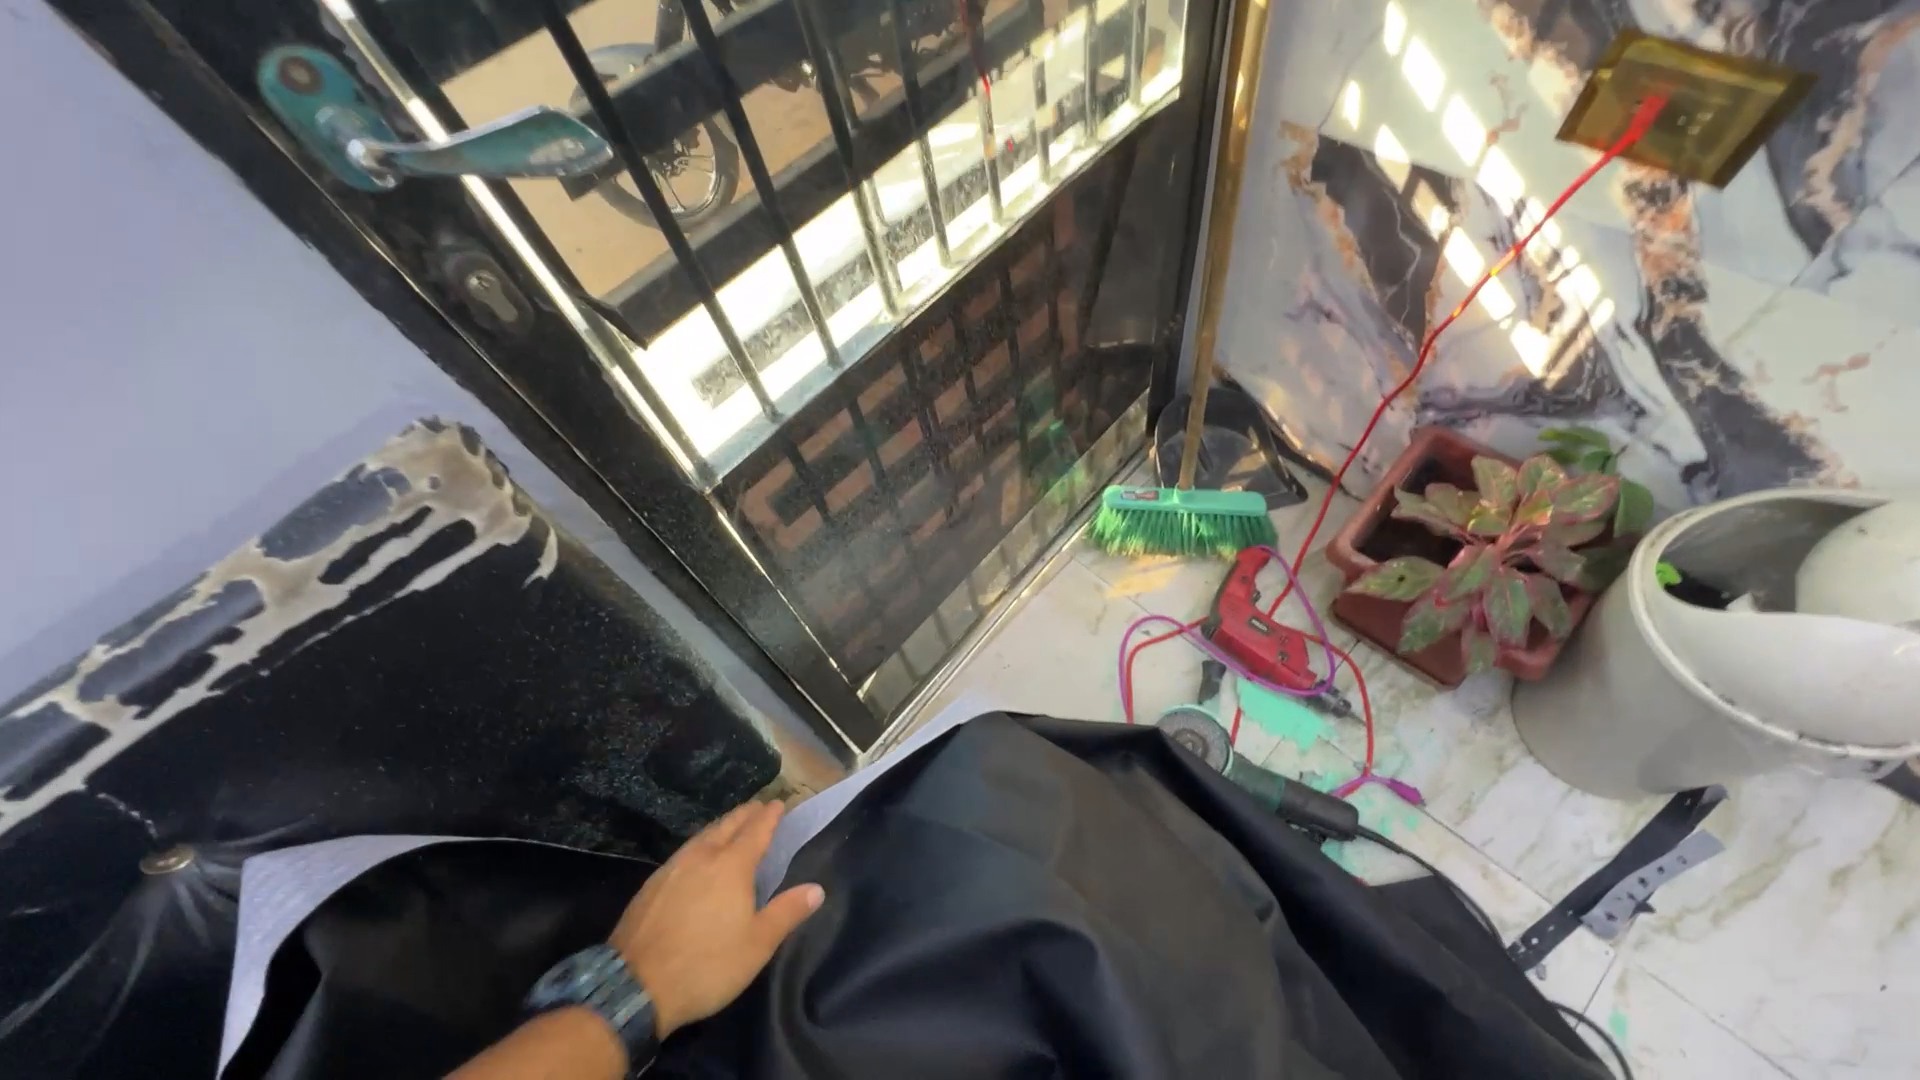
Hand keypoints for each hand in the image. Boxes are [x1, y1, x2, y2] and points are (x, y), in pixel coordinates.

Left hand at [609, 799, 823, 1038]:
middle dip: (745, 814)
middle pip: (727, 825)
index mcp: (732, 866)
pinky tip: (697, 856)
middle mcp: (702, 857)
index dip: (769, 816)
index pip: (756, 831)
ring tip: (731, 825)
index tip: (779, 803)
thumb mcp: (757, 945)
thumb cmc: (706, 966)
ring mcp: (672, 869)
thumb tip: (817, 889)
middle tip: (758, 806)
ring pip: (702, 836)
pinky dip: (700, 844)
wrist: (634, 987)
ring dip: (721, 826)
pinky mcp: (651, 885)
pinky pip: (684, 852)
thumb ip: (787, 912)